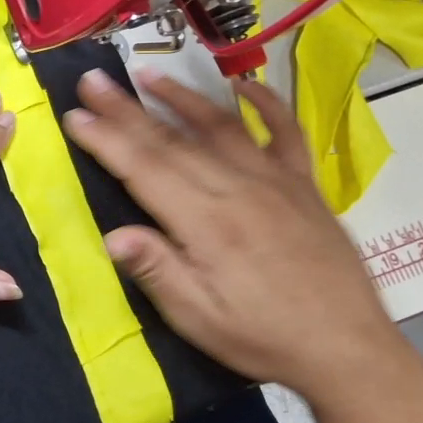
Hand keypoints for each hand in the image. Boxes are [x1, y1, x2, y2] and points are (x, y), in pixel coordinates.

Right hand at [61, 67, 402, 398]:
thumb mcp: (199, 318)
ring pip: (220, 127)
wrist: (348, 348)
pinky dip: (265, 104)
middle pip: (171, 140)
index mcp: (205, 223)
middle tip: (93, 80)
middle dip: (126, 109)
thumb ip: (157, 271)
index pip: (143, 169)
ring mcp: (274, 181)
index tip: (75, 115)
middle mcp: (237, 189)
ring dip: (181, 97)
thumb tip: (112, 236)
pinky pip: (285, 133)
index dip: (106, 139)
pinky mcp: (303, 185)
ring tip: (147, 74)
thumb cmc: (262, 337)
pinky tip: (244, 86)